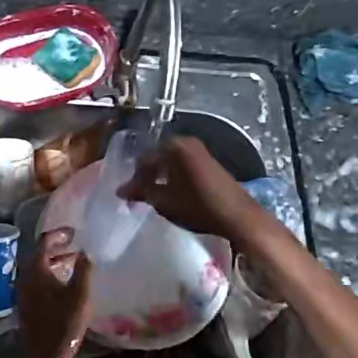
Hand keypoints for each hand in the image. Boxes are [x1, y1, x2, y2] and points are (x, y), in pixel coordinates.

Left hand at [14, 228, 92, 357]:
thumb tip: (85, 252)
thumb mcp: (80, 294)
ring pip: (37, 269)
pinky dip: (50, 275)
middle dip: (56, 247)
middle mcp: (25, 277)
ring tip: (73, 261)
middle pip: (38, 255)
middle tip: (74, 244)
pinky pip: (37, 281)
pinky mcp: (26, 304)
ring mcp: (23, 292)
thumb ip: (83, 270)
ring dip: (54, 262)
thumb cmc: (63, 324)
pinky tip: (64, 283)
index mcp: (36, 270)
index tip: (74, 232)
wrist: (43, 357)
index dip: (58, 234)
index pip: (43, 242)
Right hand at [116, 136, 264, 241]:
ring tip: (153, 196)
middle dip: (146, 176)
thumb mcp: (164, 201)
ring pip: (170, 161)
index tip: (127, 197)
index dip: (134, 179)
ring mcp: (200, 150)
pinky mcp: (208, 162)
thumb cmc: (197, 206)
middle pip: (157, 157)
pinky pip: (182, 164)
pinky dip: (173, 176)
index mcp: (173, 146)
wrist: (237, 215)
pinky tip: (171, 192)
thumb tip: (121, 190)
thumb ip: (141, 192)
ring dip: (160, 176)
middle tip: (138, 195)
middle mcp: (186, 142)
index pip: (144, 159)